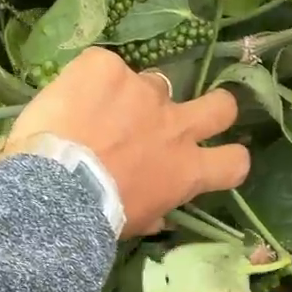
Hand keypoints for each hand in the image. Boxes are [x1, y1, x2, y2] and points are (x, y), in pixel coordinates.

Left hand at [8, 48, 250, 236]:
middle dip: (211, 109)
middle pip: (221, 106)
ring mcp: (143, 91)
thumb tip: (157, 217)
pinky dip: (90, 84)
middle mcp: (175, 126)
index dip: (228, 158)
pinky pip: (104, 69)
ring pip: (155, 84)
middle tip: (178, 119)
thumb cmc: (95, 218)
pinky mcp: (107, 67)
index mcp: (185, 171)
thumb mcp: (132, 224)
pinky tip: (69, 102)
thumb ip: (152, 212)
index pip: (235, 161)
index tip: (212, 159)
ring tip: (98, 117)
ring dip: (135, 98)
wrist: (56, 189)